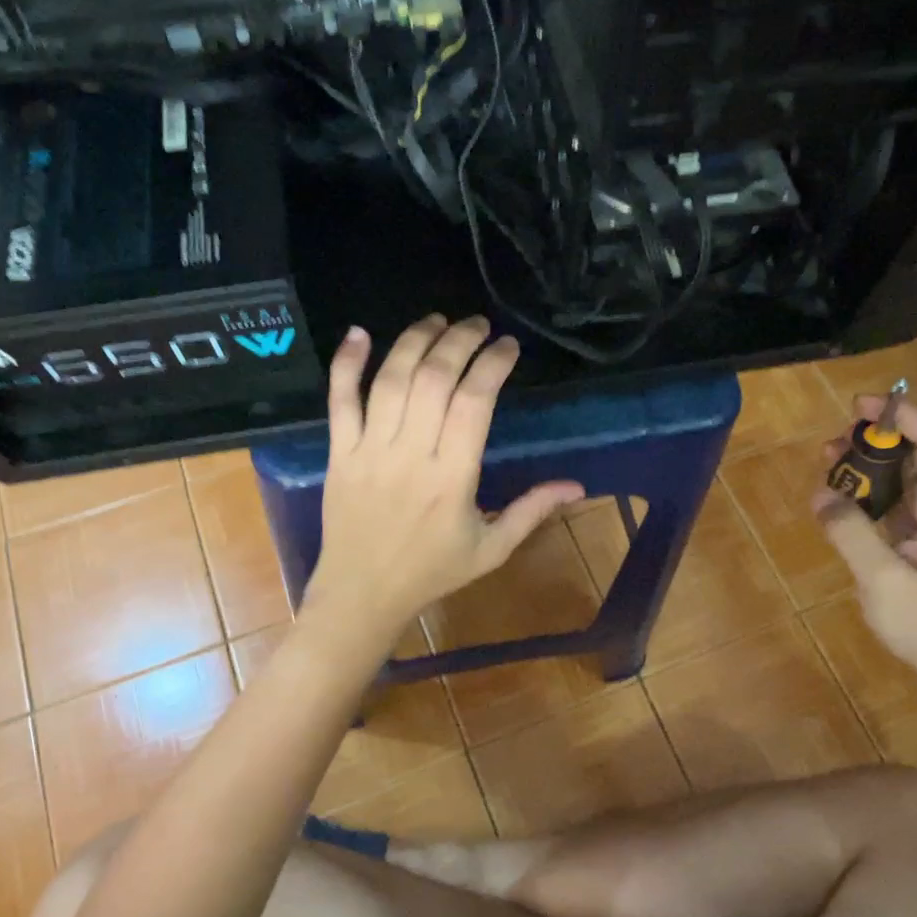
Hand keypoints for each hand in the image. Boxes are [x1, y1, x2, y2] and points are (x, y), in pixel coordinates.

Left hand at [306, 315, 584, 634]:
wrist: (361, 595)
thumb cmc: (430, 573)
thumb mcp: (491, 550)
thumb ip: (532, 511)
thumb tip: (577, 484)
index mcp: (452, 478)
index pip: (475, 402)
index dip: (493, 365)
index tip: (508, 347)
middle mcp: (411, 456)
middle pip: (434, 380)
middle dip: (460, 341)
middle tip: (477, 325)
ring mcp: (370, 451)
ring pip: (391, 380)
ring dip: (415, 341)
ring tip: (438, 322)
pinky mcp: (339, 453)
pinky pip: (339, 400)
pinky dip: (346, 363)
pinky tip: (360, 332)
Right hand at [811, 396, 916, 714]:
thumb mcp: (882, 581)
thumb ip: (851, 533)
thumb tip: (821, 492)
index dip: (903, 417)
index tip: (860, 407)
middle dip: (876, 440)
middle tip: (830, 444)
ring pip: (905, 477)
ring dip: (869, 466)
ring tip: (828, 466)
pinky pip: (897, 502)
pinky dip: (869, 493)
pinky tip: (840, 502)